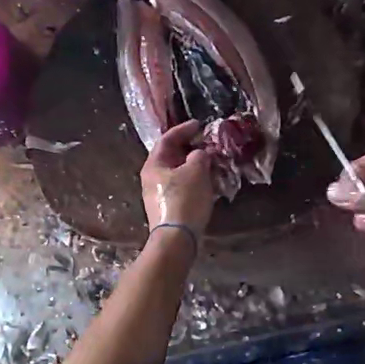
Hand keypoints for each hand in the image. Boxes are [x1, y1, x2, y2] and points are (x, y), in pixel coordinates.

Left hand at [140, 120, 217, 234]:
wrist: (176, 238)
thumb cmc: (184, 200)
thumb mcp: (196, 171)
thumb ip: (199, 156)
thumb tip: (200, 153)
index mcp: (153, 165)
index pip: (166, 139)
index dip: (183, 129)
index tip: (199, 124)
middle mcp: (151, 178)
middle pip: (171, 156)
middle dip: (190, 148)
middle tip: (208, 143)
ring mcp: (158, 194)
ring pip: (178, 172)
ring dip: (195, 166)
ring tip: (213, 162)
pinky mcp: (168, 207)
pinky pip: (182, 187)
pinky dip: (195, 181)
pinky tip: (209, 183)